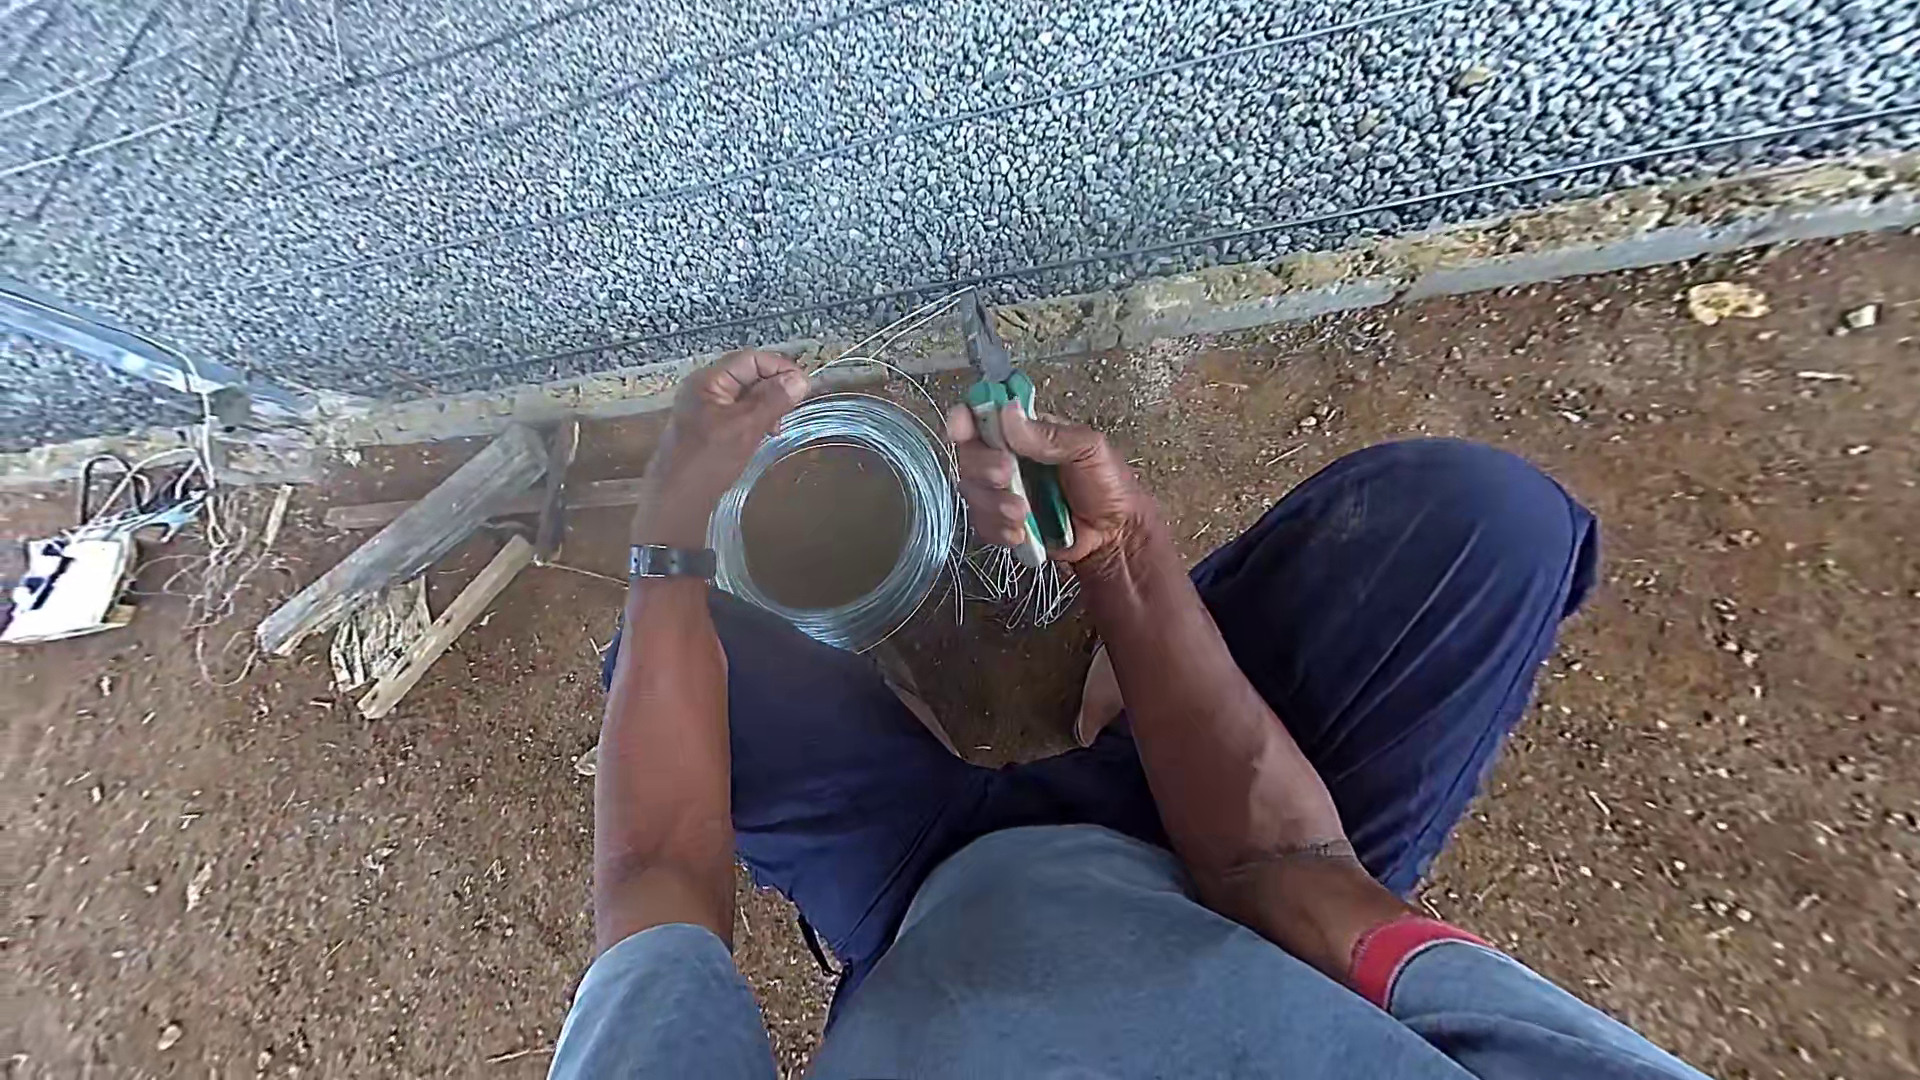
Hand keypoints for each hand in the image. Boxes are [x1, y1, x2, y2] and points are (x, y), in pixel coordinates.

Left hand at [633, 350, 808, 546]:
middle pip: (749, 375)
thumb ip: (772, 401)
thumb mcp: (745, 428)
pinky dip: (758, 419)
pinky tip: (767, 434)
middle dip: (775, 387)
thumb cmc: (707, 462)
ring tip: (779, 425)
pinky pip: (741, 413)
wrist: (678, 500)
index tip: (804, 385)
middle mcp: (706, 389)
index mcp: (708, 381)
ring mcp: (708, 409)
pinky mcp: (712, 428)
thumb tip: (799, 380)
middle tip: (794, 406)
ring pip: (748, 396)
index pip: (751, 359)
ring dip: (769, 405)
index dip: (780, 368)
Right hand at [945, 401, 1159, 577]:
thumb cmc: (1108, 486)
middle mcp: (1008, 458)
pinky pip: (982, 524)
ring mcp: (1003, 492)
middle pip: (969, 455)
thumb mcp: (1088, 449)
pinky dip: (998, 529)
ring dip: (993, 502)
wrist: (1115, 536)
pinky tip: (1021, 532)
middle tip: (1007, 475)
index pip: (983, 417)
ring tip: (1024, 512)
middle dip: (983, 466)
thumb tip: (1008, 412)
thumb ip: (1048, 435)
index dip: (965, 420)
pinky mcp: (1003, 523)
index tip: (962, 429)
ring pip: (972, 491)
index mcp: (1026, 433)